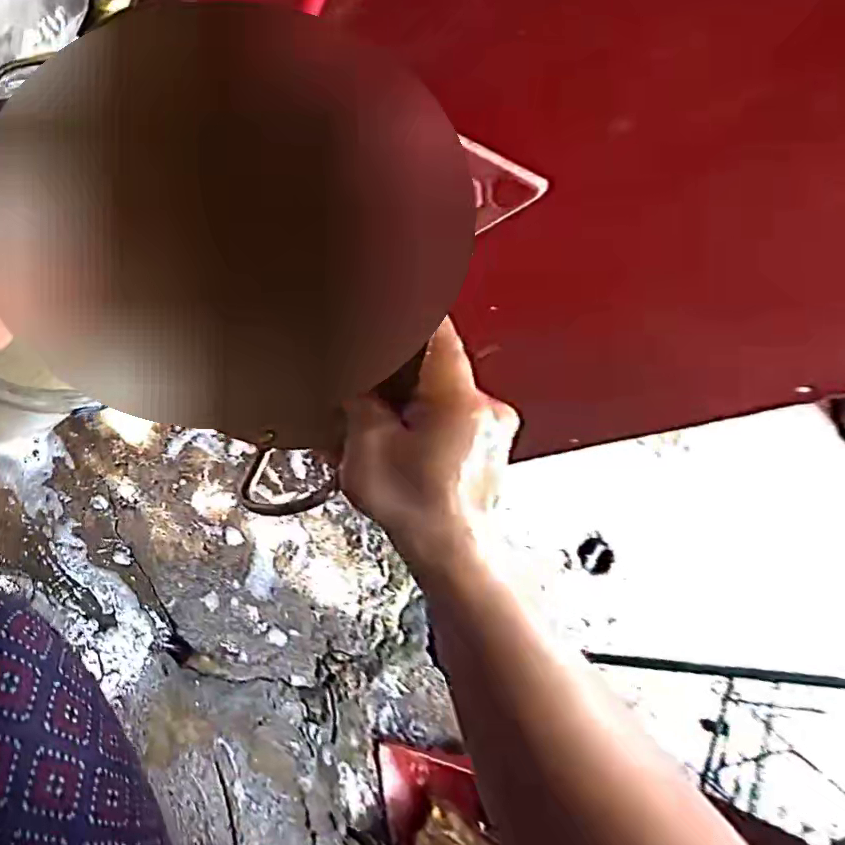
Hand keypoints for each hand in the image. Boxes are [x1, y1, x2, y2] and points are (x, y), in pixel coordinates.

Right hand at [339, 318, 518, 567]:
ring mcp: (489, 428)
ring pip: (437, 394)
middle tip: (363, 390)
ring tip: (374, 428)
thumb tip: (355, 384)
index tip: (400, 293)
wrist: (451, 551)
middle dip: (393, 375)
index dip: (415, 311)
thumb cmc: (418, 508)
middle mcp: (484, 408)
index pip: (440, 335)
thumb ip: (359, 403)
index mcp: (458, 399)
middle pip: (433, 367)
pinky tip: (394, 444)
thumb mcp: (366, 447)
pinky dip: (418, 421)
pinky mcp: (484, 445)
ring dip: (403, 402)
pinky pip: (447, 416)